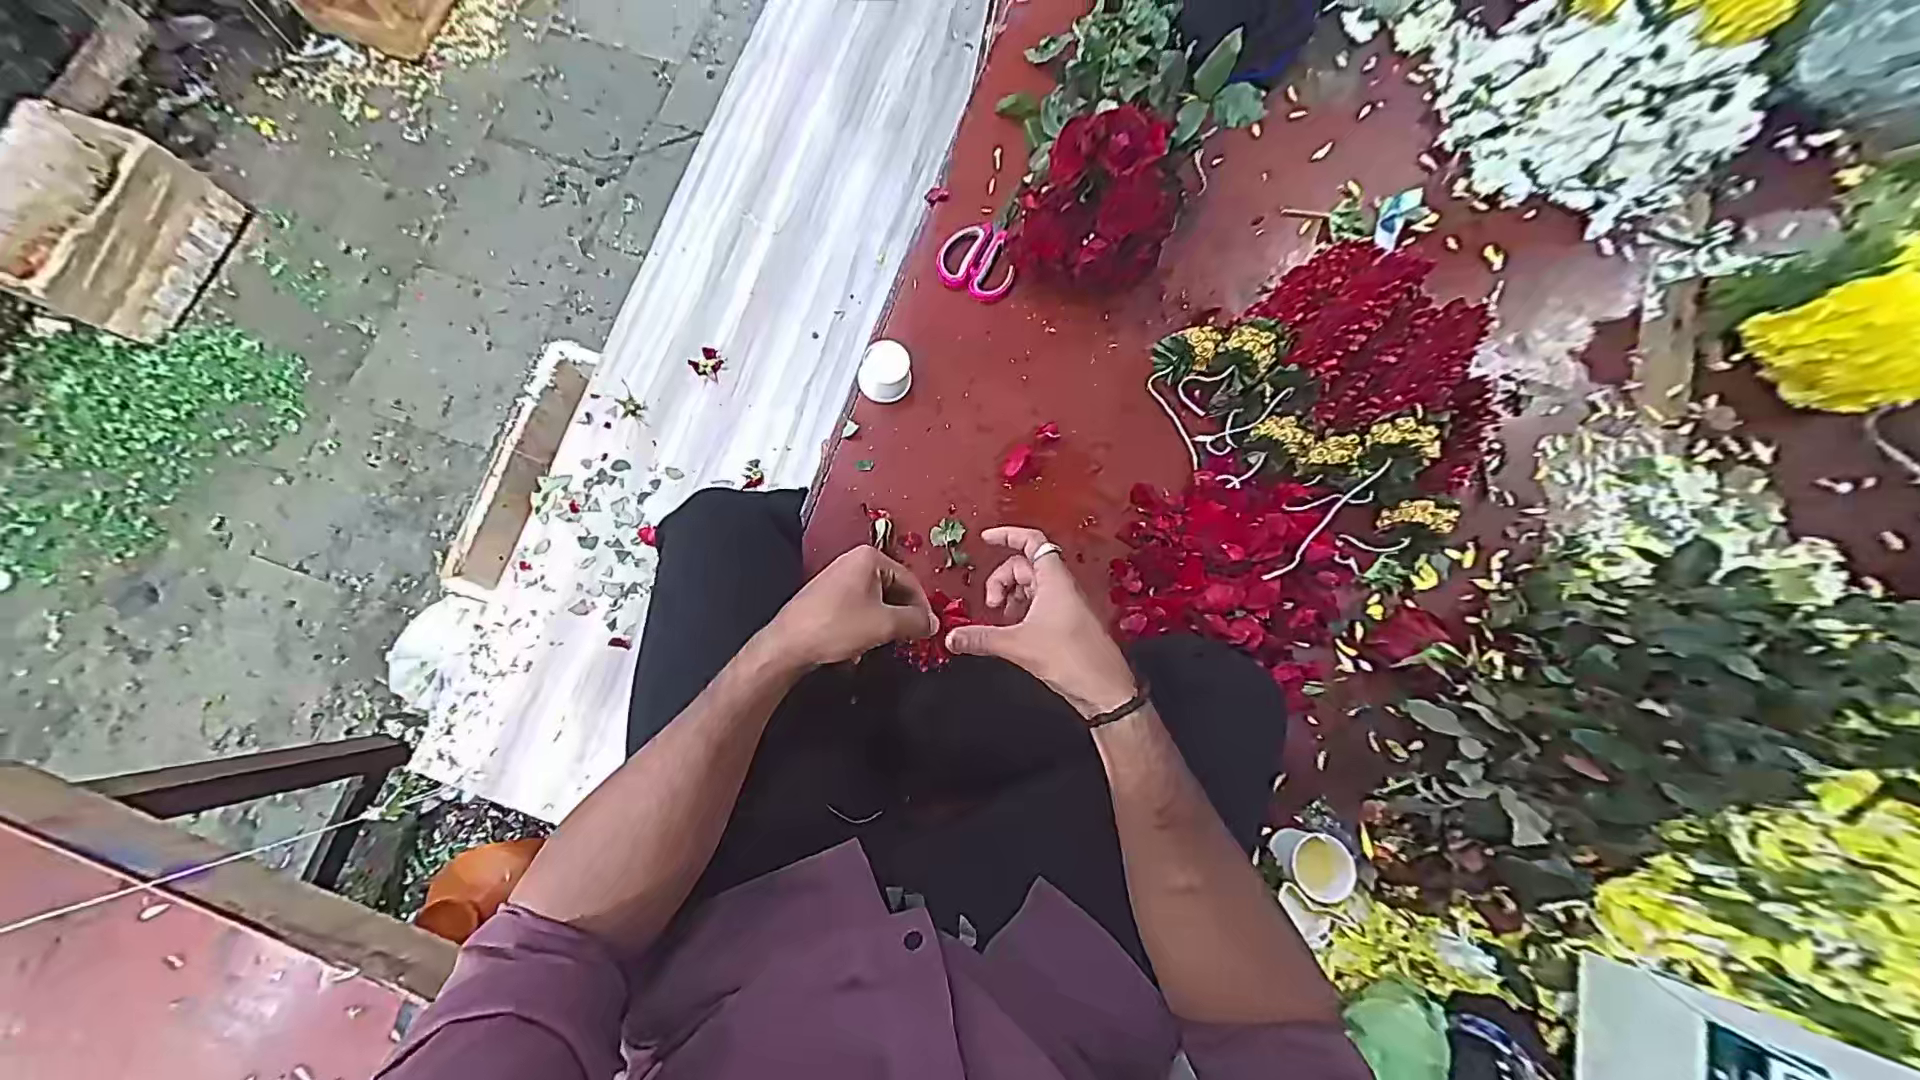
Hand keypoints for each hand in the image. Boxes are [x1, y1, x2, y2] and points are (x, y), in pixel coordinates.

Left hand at [760, 545, 937, 668]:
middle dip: (902, 616)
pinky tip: (862, 643)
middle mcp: (854, 561)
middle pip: (895, 590)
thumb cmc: (835, 627)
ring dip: (885, 623)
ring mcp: (839, 577)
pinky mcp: (829, 596)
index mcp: (869, 558)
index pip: (911, 581)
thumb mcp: (886, 625)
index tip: (928, 630)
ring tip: (883, 642)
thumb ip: (916, 621)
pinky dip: (867, 624)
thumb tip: (933, 623)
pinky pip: (860, 607)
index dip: (923, 608)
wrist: (788, 645)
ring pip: (878, 601)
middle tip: (909, 638)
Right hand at [945, 527, 1137, 719]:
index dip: (1008, 535)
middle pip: (1024, 566)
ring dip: (1011, 597)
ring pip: (1031, 586)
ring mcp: (1065, 603)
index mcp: (1054, 580)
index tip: (987, 539)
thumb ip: (981, 638)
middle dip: (1001, 580)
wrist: (1104, 688)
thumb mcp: (1017, 645)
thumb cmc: (1070, 658)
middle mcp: (1061, 586)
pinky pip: (1039, 604)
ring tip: (1002, 619)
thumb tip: (953, 637)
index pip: (1032, 541)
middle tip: (991, 605)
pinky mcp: (1067, 621)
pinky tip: (1014, 630)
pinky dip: (1022, 610)